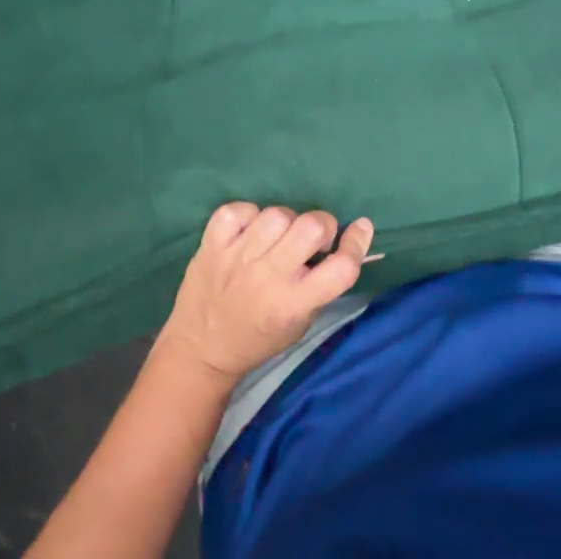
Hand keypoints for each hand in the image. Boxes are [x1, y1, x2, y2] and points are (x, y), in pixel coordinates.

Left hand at [154, 203, 374, 381]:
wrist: (201, 349)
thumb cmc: (259, 339)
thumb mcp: (301, 323)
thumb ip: (322, 286)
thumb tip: (344, 242)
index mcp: (294, 304)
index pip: (342, 267)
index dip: (357, 243)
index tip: (360, 229)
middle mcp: (268, 277)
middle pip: (311, 227)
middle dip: (322, 226)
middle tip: (313, 241)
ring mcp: (237, 258)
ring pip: (278, 214)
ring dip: (286, 221)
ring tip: (278, 237)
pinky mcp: (211, 245)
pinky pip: (238, 210)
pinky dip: (249, 215)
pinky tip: (249, 232)